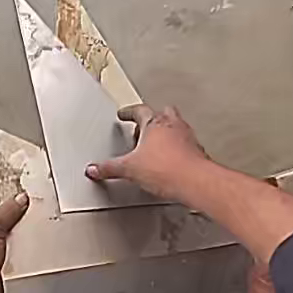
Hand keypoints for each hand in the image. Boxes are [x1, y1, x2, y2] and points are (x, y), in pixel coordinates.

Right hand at [86, 105, 217, 203]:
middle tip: (140, 129)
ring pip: (175, 128)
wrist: (194, 181)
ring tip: (154, 147)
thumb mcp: (129, 169)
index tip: (124, 114)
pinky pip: (185, 145)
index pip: (139, 110)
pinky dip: (176, 149)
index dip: (129, 112)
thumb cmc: (167, 168)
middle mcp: (173, 125)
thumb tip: (95, 169)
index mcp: (155, 122)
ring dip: (165, 134)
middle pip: (161, 113)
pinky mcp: (197, 152)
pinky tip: (169, 162)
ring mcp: (188, 137)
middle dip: (151, 120)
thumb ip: (109, 168)